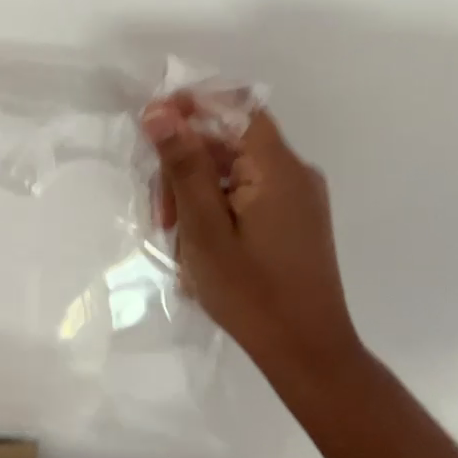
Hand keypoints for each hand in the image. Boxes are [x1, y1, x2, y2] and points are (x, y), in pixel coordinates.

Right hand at [143, 96, 363, 375]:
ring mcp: (297, 198)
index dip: (190, 105)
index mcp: (277, 167)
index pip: (234, 106)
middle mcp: (294, 173)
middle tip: (160, 213)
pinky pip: (245, 191)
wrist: (307, 352)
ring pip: (232, 168)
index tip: (150, 127)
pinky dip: (214, 205)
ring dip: (195, 189)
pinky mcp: (294, 220)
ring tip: (176, 235)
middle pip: (228, 139)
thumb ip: (183, 165)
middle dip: (184, 162)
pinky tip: (198, 242)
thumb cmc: (250, 291)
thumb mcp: (203, 227)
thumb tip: (159, 111)